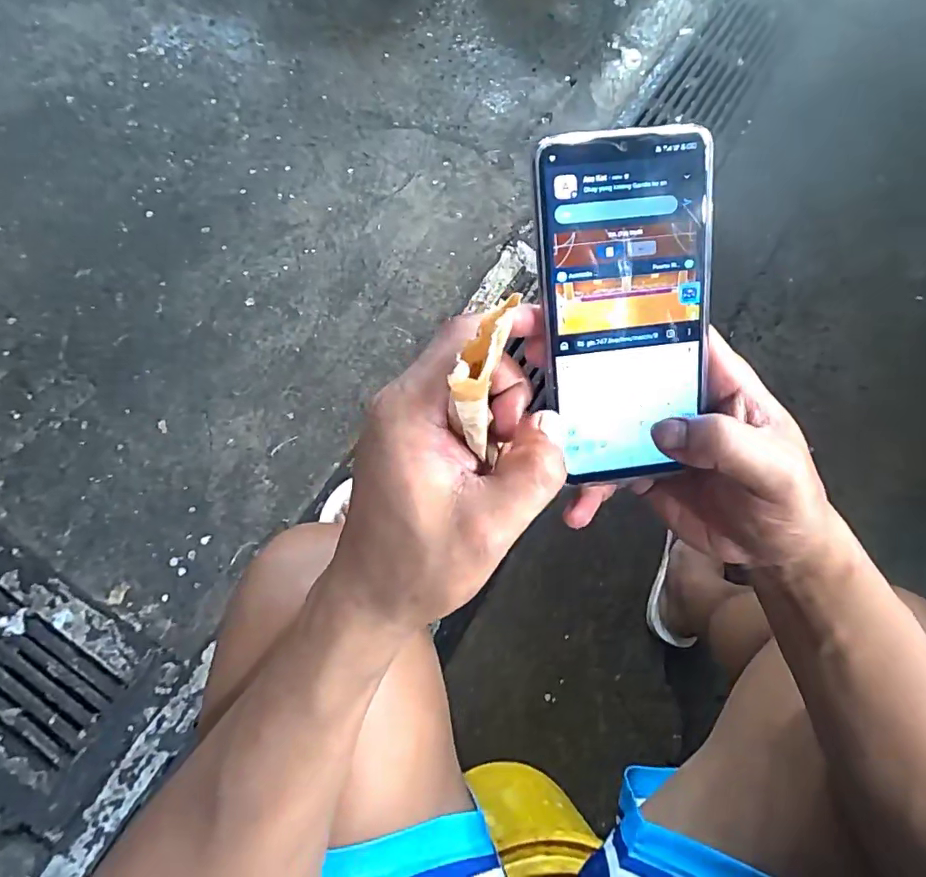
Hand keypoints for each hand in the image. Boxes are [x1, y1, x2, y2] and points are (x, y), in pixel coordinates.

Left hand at [323, 306, 567, 627]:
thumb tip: (554, 424)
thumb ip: (535, 469)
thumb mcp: (492, 525)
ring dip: (505, 414)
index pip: (463, 338)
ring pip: (475, 385)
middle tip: (518, 442)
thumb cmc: (420, 567)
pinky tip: (493, 468)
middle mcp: (404, 402)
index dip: (509, 325)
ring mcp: (407, 419)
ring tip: (502, 464)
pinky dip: (492, 429)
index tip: (549, 335)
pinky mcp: (417, 436)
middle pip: (475, 360)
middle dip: (512, 393)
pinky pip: (467, 409)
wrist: (371, 600)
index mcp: (410, 411)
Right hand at [565, 329, 844, 569]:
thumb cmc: (790, 496)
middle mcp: (688, 402)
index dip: (647, 319)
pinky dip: (592, 485)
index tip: (601, 313)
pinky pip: (612, 470)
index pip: (684, 337)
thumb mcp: (772, 465)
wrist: (778, 549)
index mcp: (723, 383)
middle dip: (592, 368)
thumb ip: (725, 441)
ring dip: (581, 429)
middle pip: (635, 373)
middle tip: (549, 365)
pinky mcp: (650, 472)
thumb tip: (667, 429)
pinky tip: (581, 504)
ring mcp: (665, 437)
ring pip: (614, 421)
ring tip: (552, 444)